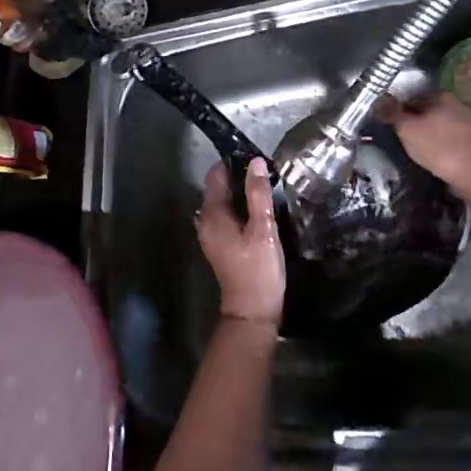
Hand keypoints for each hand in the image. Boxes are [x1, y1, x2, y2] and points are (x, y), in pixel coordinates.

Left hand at [196, 158, 284, 323]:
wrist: (251, 312)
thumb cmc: (258, 269)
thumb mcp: (263, 229)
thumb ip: (258, 194)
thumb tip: (255, 162)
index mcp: (212, 214)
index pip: (216, 175)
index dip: (234, 163)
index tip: (256, 158)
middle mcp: (205, 220)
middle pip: (218, 188)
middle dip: (238, 177)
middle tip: (266, 173)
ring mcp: (210, 233)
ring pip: (223, 202)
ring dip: (240, 193)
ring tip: (265, 189)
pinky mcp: (219, 243)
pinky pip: (226, 215)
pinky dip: (239, 208)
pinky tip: (258, 211)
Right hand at [381, 93, 470, 187]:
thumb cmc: (437, 148)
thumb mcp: (406, 129)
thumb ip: (391, 112)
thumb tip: (378, 100)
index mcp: (440, 95)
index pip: (409, 93)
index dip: (395, 105)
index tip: (387, 119)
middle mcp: (455, 103)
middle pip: (423, 107)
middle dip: (410, 118)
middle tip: (397, 133)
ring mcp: (466, 121)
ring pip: (435, 121)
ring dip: (423, 130)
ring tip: (412, 144)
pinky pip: (446, 135)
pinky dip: (436, 141)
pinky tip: (430, 152)